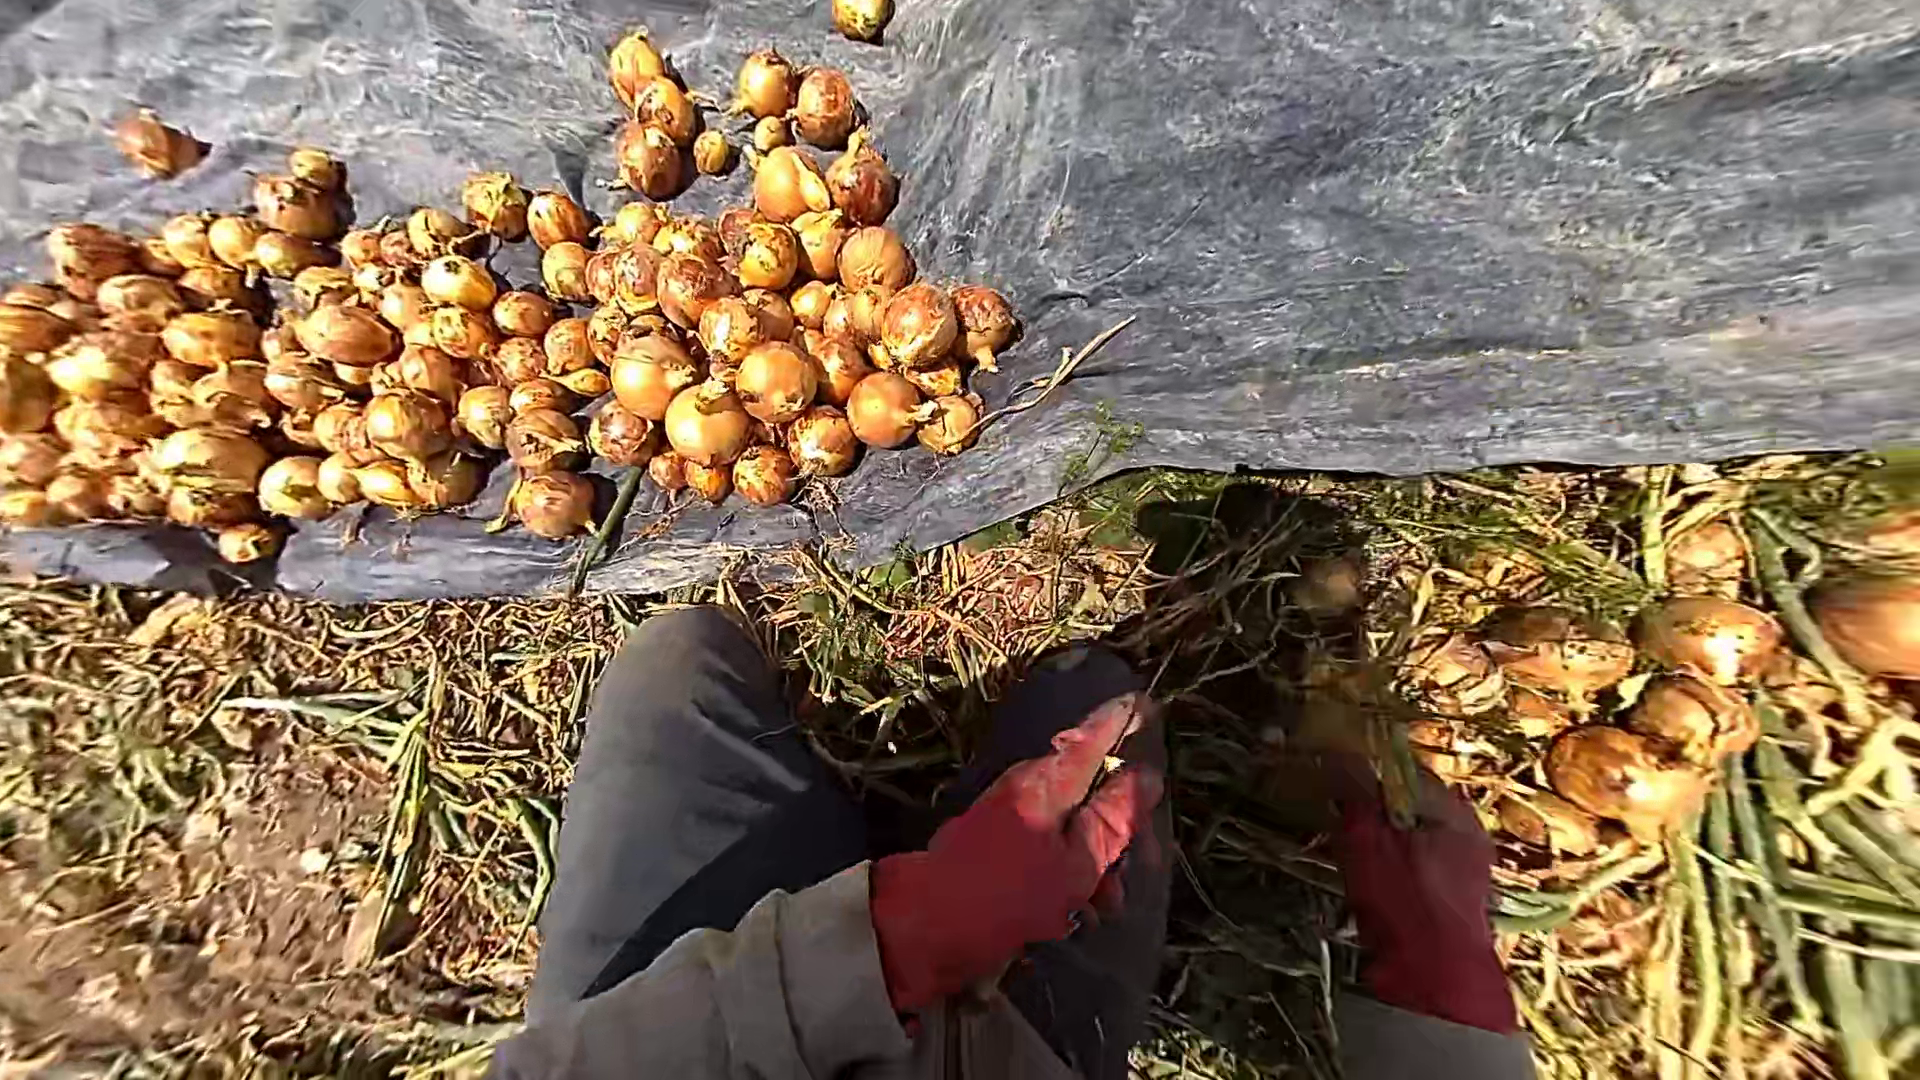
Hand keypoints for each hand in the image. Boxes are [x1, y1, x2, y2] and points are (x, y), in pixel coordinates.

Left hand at [870, 693, 1162, 1013]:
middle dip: (1118, 823)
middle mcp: (1029, 783)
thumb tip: (1145, 777)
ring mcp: (1012, 806)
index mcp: (1048, 781)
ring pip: (1071, 818)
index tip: (1146, 701)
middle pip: (1087, 785)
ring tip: (1103, 905)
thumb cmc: (1009, 892)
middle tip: (1142, 861)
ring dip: (1095, 856)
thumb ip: (1112, 821)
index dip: (1120, 719)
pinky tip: (1076, 909)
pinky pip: (1048, 837)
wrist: (931, 920)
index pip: (1092, 736)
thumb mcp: (1076, 864)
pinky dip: (1068, 865)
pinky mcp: (1000, 831)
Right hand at [1335, 767, 1517, 1033]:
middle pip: (1406, 799)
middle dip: (1368, 797)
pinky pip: (1411, 852)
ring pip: (1406, 826)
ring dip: (1374, 824)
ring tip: (1342, 831)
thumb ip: (1354, 789)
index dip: (1364, 765)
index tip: (1332, 768)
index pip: (1402, 769)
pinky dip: (1386, 849)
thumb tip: (1336, 751)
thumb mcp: (1365, 833)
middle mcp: (1467, 833)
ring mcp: (1463, 865)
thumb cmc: (1400, 893)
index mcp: (1455, 813)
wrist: (1431, 976)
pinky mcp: (1449, 891)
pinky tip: (1361, 860)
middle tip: (1333, 800)